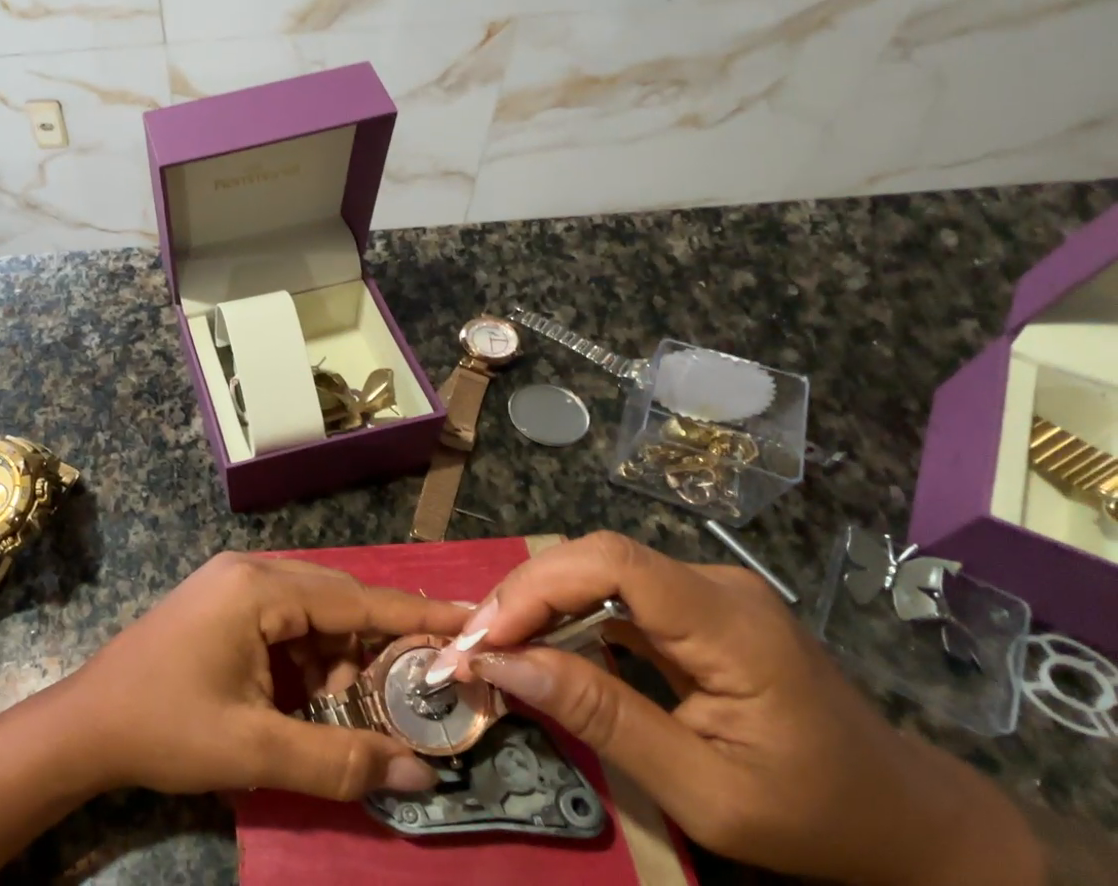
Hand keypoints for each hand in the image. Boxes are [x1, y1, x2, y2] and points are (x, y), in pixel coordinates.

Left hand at [61, 552, 470, 801]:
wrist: (84, 726)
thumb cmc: (165, 728)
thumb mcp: (255, 752)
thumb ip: (340, 760)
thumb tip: (419, 774)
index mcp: (258, 588)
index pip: (357, 599)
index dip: (416, 616)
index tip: (471, 622)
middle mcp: (249, 572)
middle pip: (337, 602)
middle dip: (377, 648)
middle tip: (421, 689)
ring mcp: (231, 586)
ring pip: (312, 616)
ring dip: (338, 661)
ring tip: (353, 711)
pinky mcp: (221, 607)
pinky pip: (284, 625)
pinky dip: (307, 661)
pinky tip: (310, 701)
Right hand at [425, 532, 1042, 885]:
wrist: (907, 819)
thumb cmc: (811, 814)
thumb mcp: (701, 788)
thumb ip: (601, 718)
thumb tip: (501, 662)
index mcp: (731, 625)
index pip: (613, 564)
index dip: (536, 588)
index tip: (484, 640)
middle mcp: (717, 586)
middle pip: (595, 557)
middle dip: (522, 596)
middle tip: (471, 649)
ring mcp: (709, 592)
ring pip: (596, 569)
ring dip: (537, 605)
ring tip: (492, 650)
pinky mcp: (697, 609)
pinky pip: (615, 593)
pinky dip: (565, 617)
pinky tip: (539, 648)